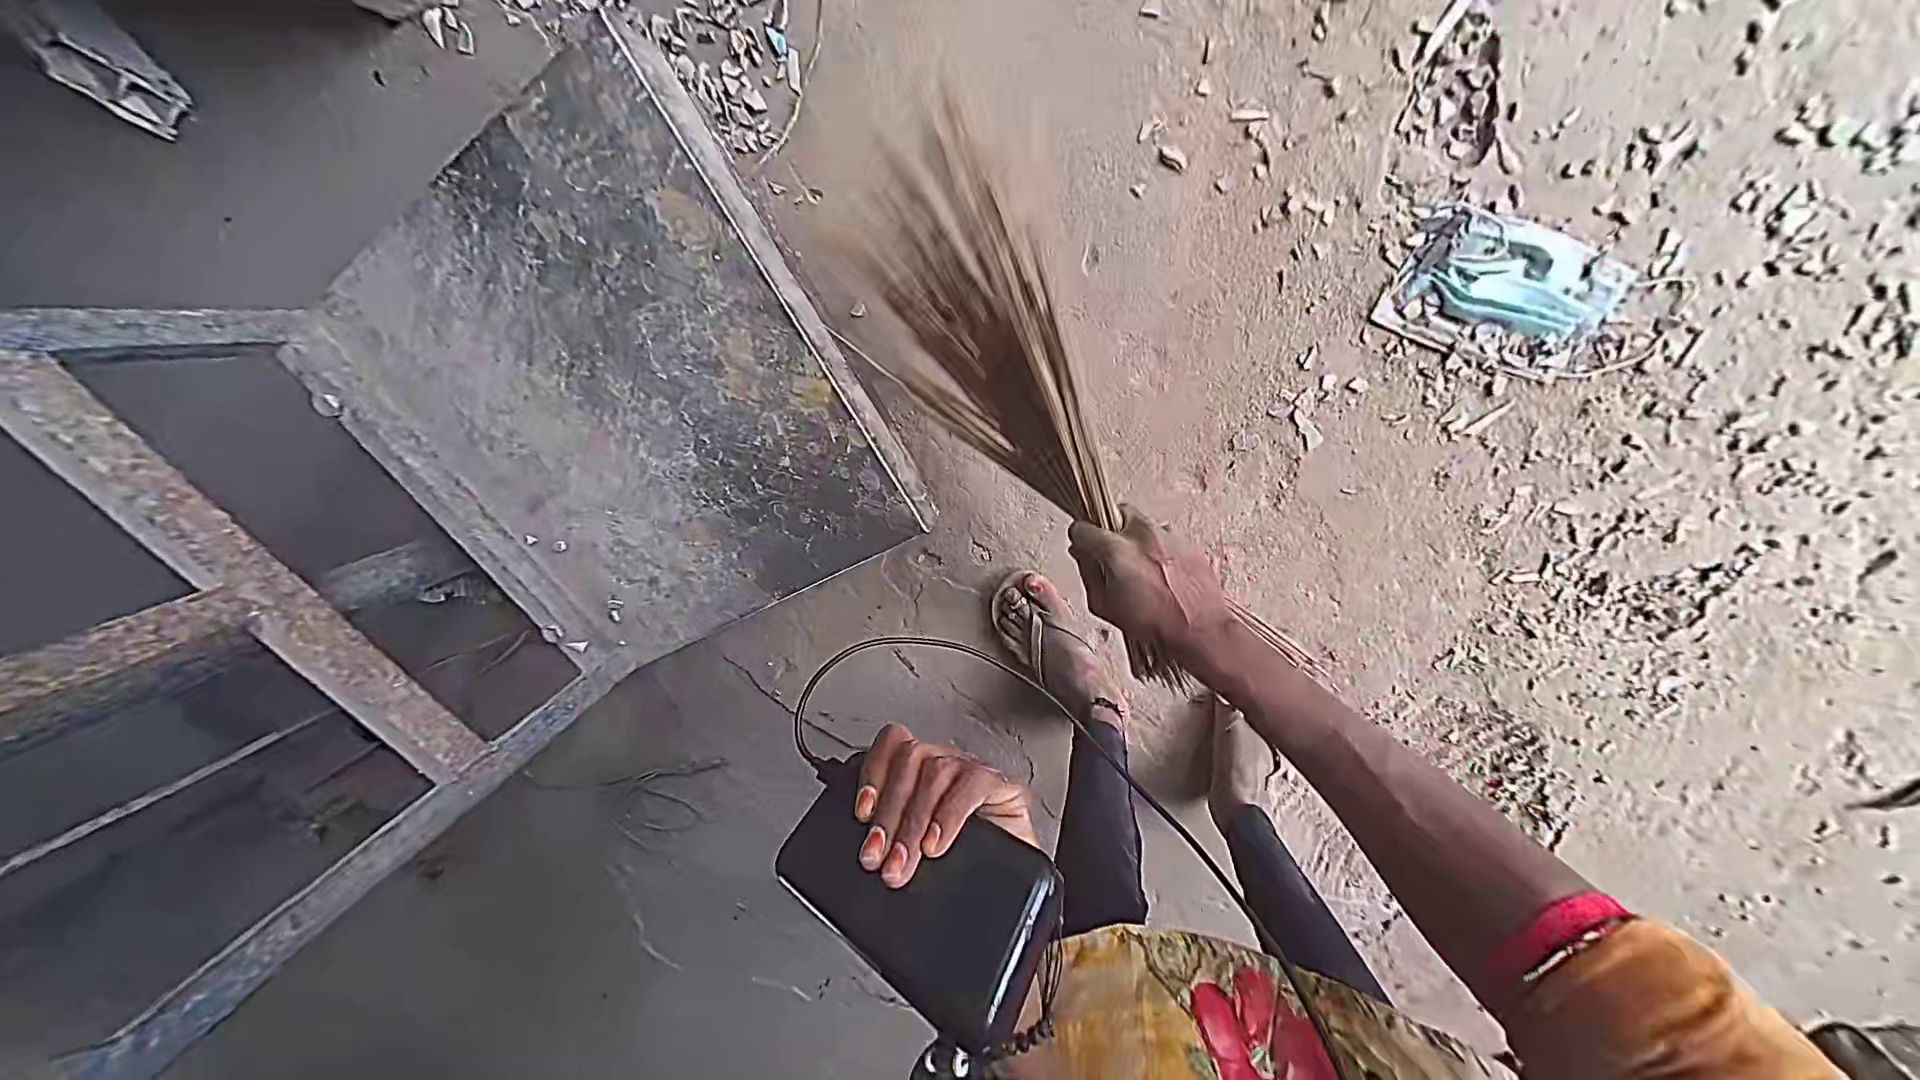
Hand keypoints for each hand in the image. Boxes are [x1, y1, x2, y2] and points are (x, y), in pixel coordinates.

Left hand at [854, 724, 1036, 887]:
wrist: (1013, 886)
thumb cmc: (966, 865)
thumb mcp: (919, 849)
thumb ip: (894, 839)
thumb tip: (868, 853)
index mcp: (920, 770)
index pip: (892, 744)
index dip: (874, 772)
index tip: (862, 813)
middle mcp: (945, 763)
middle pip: (909, 758)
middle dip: (888, 813)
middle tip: (878, 857)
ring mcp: (973, 771)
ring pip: (936, 769)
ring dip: (914, 820)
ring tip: (904, 859)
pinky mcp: (1001, 786)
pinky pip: (972, 784)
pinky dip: (948, 816)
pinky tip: (936, 844)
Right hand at [1067, 507, 1234, 656]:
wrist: (1199, 628)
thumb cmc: (1155, 622)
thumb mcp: (1104, 606)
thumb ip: (1088, 573)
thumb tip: (1082, 555)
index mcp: (1116, 550)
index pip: (1084, 528)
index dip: (1080, 539)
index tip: (1083, 546)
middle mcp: (1142, 535)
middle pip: (1116, 512)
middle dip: (1110, 529)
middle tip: (1111, 551)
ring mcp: (1168, 535)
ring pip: (1143, 524)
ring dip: (1136, 539)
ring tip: (1140, 566)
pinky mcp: (1187, 541)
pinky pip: (1165, 536)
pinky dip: (1158, 548)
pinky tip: (1159, 572)